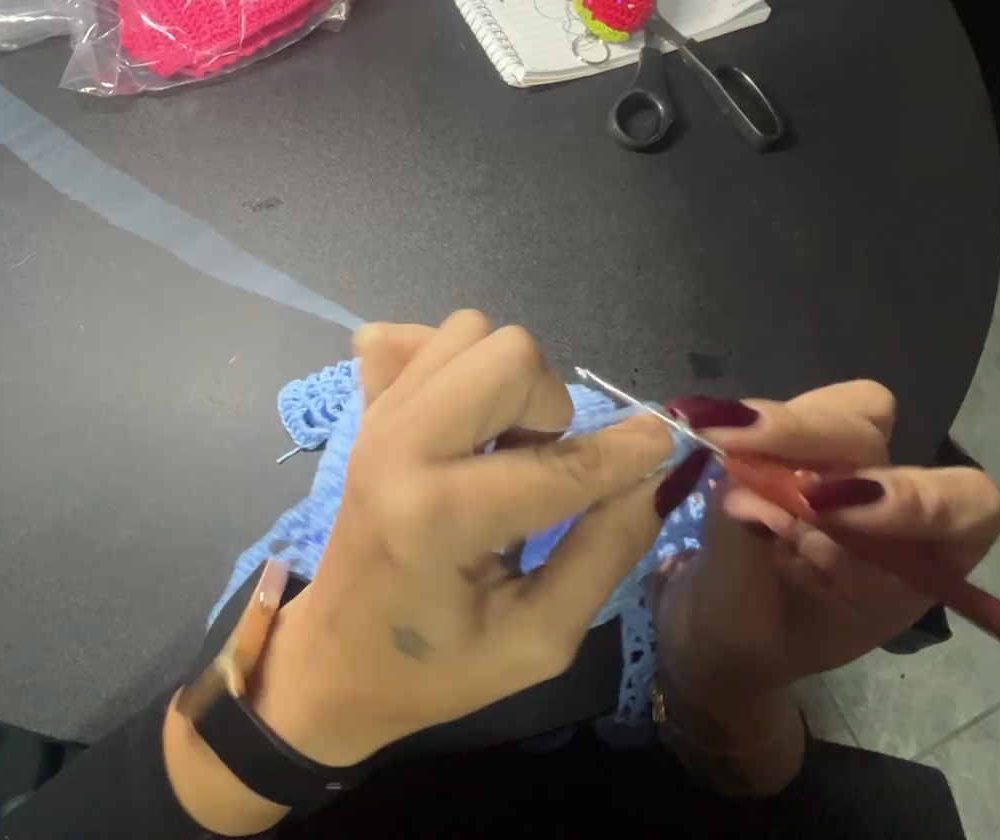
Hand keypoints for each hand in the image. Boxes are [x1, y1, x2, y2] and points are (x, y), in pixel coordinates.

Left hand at [251, 312, 679, 765]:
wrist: (335, 659)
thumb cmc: (436, 667)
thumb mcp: (538, 639)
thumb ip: (607, 549)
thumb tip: (661, 473)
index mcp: (437, 516)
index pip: (560, 464)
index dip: (628, 454)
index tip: (664, 445)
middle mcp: (400, 444)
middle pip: (509, 353)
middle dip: (550, 407)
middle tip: (541, 465)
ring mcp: (377, 416)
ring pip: (471, 332)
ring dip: (508, 383)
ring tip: (501, 446)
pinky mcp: (365, 405)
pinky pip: (417, 337)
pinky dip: (455, 361)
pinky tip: (460, 416)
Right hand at [651, 382, 999, 790]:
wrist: (714, 628)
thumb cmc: (749, 641)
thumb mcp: (750, 622)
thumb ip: (749, 557)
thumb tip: (740, 498)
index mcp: (911, 561)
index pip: (960, 506)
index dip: (909, 495)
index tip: (822, 506)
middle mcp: (883, 500)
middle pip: (875, 433)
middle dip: (804, 431)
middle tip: (733, 438)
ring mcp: (835, 465)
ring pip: (831, 409)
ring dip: (773, 419)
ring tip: (710, 430)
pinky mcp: (787, 447)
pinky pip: (780, 412)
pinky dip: (740, 417)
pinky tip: (700, 426)